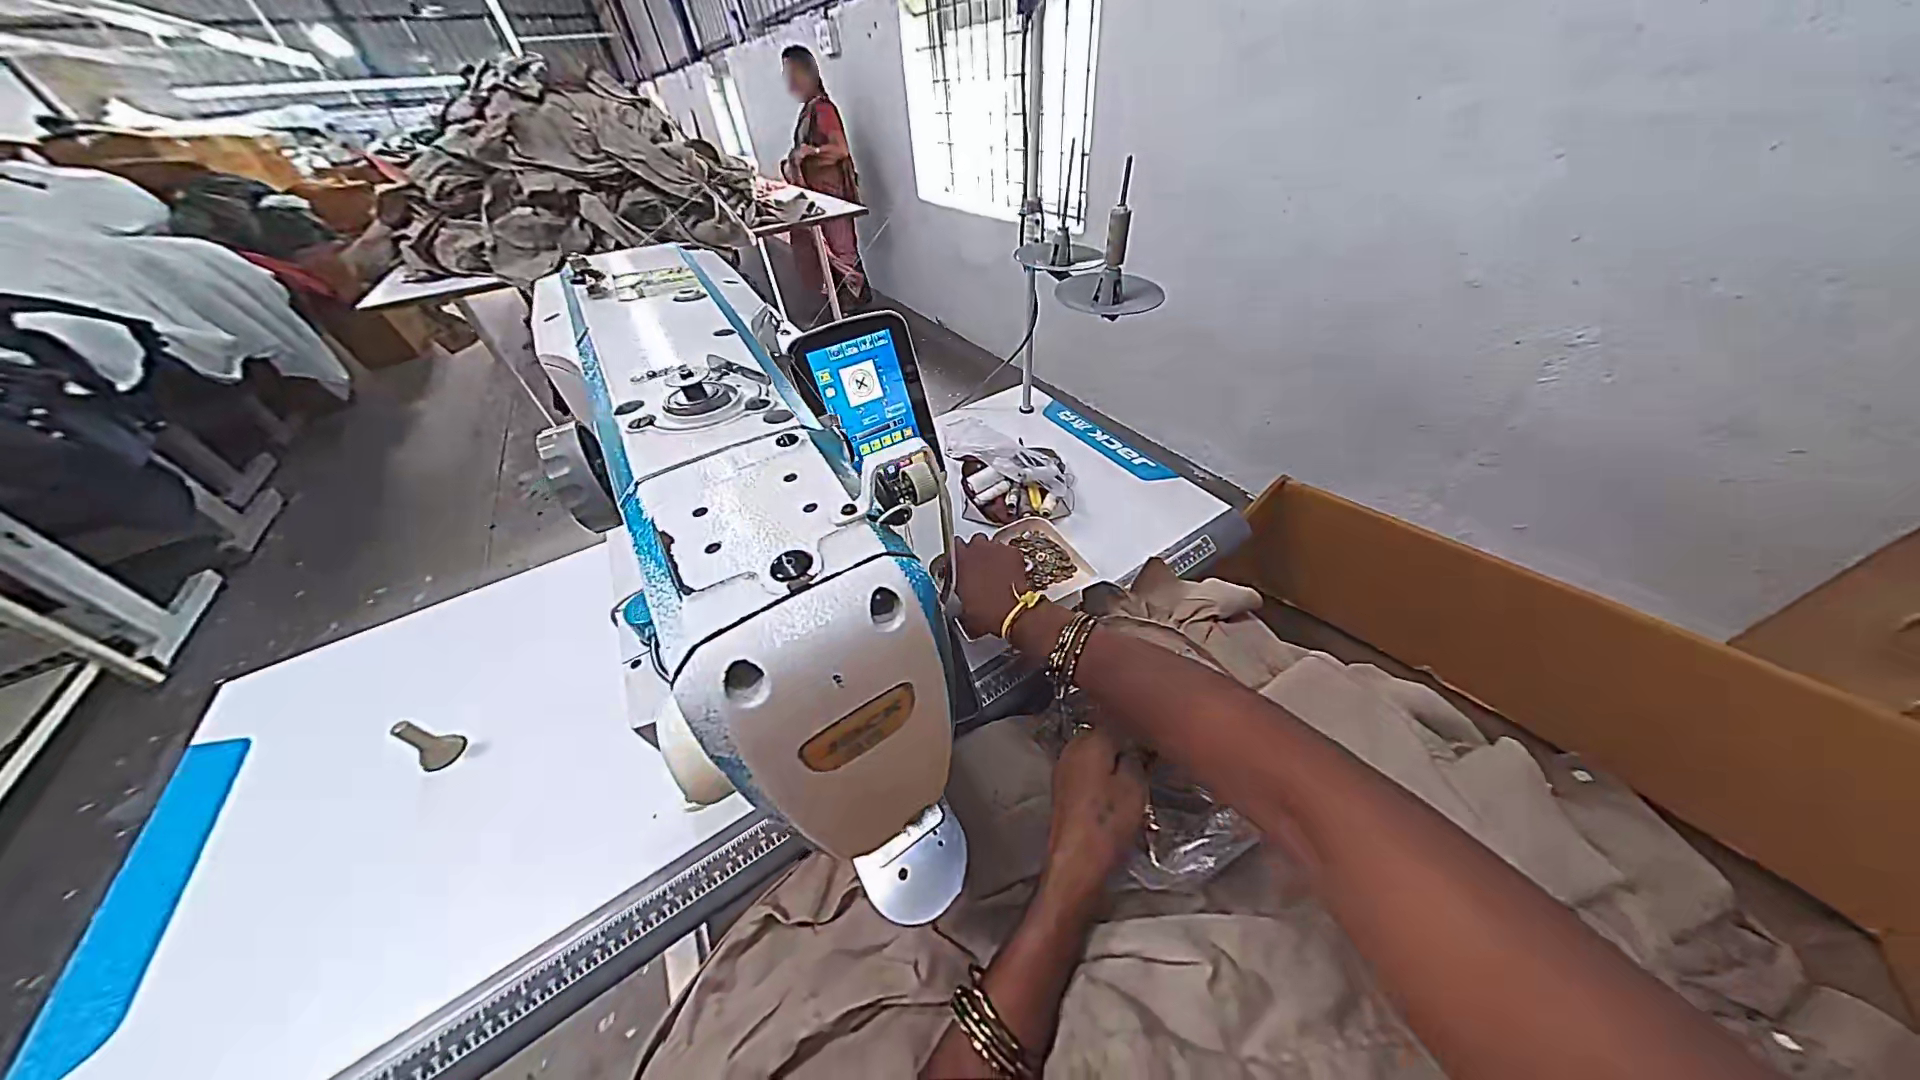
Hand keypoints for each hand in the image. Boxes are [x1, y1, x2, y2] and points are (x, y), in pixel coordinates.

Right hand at [951, 535, 1031, 637]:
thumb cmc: (985, 611)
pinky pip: (1008, 551)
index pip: (954, 546)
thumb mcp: (961, 607)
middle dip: (977, 553)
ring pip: (992, 545)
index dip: (957, 556)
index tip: (960, 564)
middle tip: (979, 569)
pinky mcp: (1013, 553)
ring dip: (992, 555)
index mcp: (959, 559)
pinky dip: (1008, 559)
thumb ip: (957, 592)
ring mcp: (996, 548)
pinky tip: (1008, 572)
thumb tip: (962, 596)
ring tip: (995, 571)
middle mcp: (977, 548)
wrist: (1011, 613)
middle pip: (975, 542)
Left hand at [1042, 726, 1147, 904]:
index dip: (1141, 735)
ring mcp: (1064, 767)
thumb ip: (1137, 756)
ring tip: (1135, 787)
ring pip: (1097, 757)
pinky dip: (1103, 782)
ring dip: (1115, 767)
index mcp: (1088, 739)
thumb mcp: (1135, 785)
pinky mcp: (1063, 789)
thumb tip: (1135, 745)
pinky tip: (1116, 800)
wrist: (1076, 862)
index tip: (1157, 750)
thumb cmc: (1107, 822)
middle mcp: (1071, 747)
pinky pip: (1089, 774)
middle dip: (1126, 750)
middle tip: (1149, 769)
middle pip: (1106, 738)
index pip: (1120, 722)